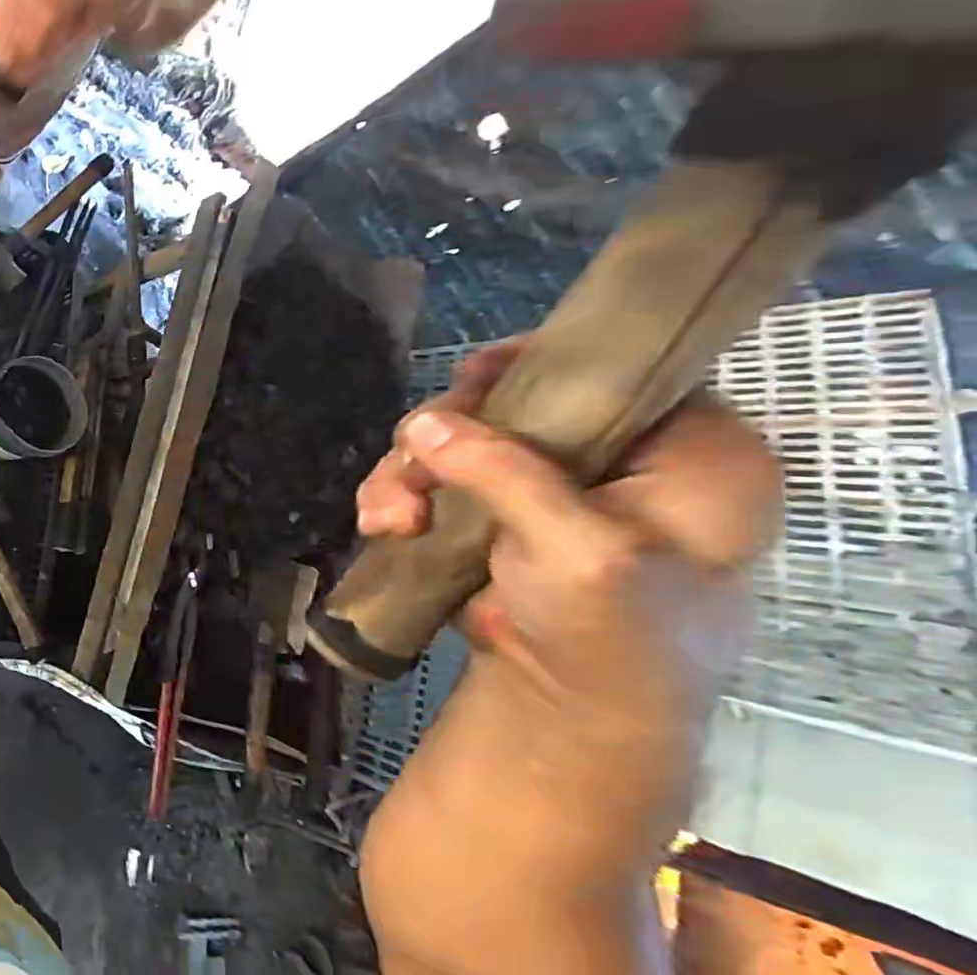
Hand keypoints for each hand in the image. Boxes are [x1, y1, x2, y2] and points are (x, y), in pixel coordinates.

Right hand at [356, 341, 780, 728]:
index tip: (472, 380)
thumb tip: (422, 426)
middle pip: (515, 399)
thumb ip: (505, 475)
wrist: (566, 710)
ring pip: (459, 437)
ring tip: (391, 518)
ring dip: (411, 472)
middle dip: (447, 435)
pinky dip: (403, 494)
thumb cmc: (612, 635)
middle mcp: (618, 455)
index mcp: (689, 450)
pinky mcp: (494, 508)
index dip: (541, 364)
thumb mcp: (578, 550)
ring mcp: (547, 482)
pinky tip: (385, 526)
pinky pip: (437, 474)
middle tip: (412, 470)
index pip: (617, 370)